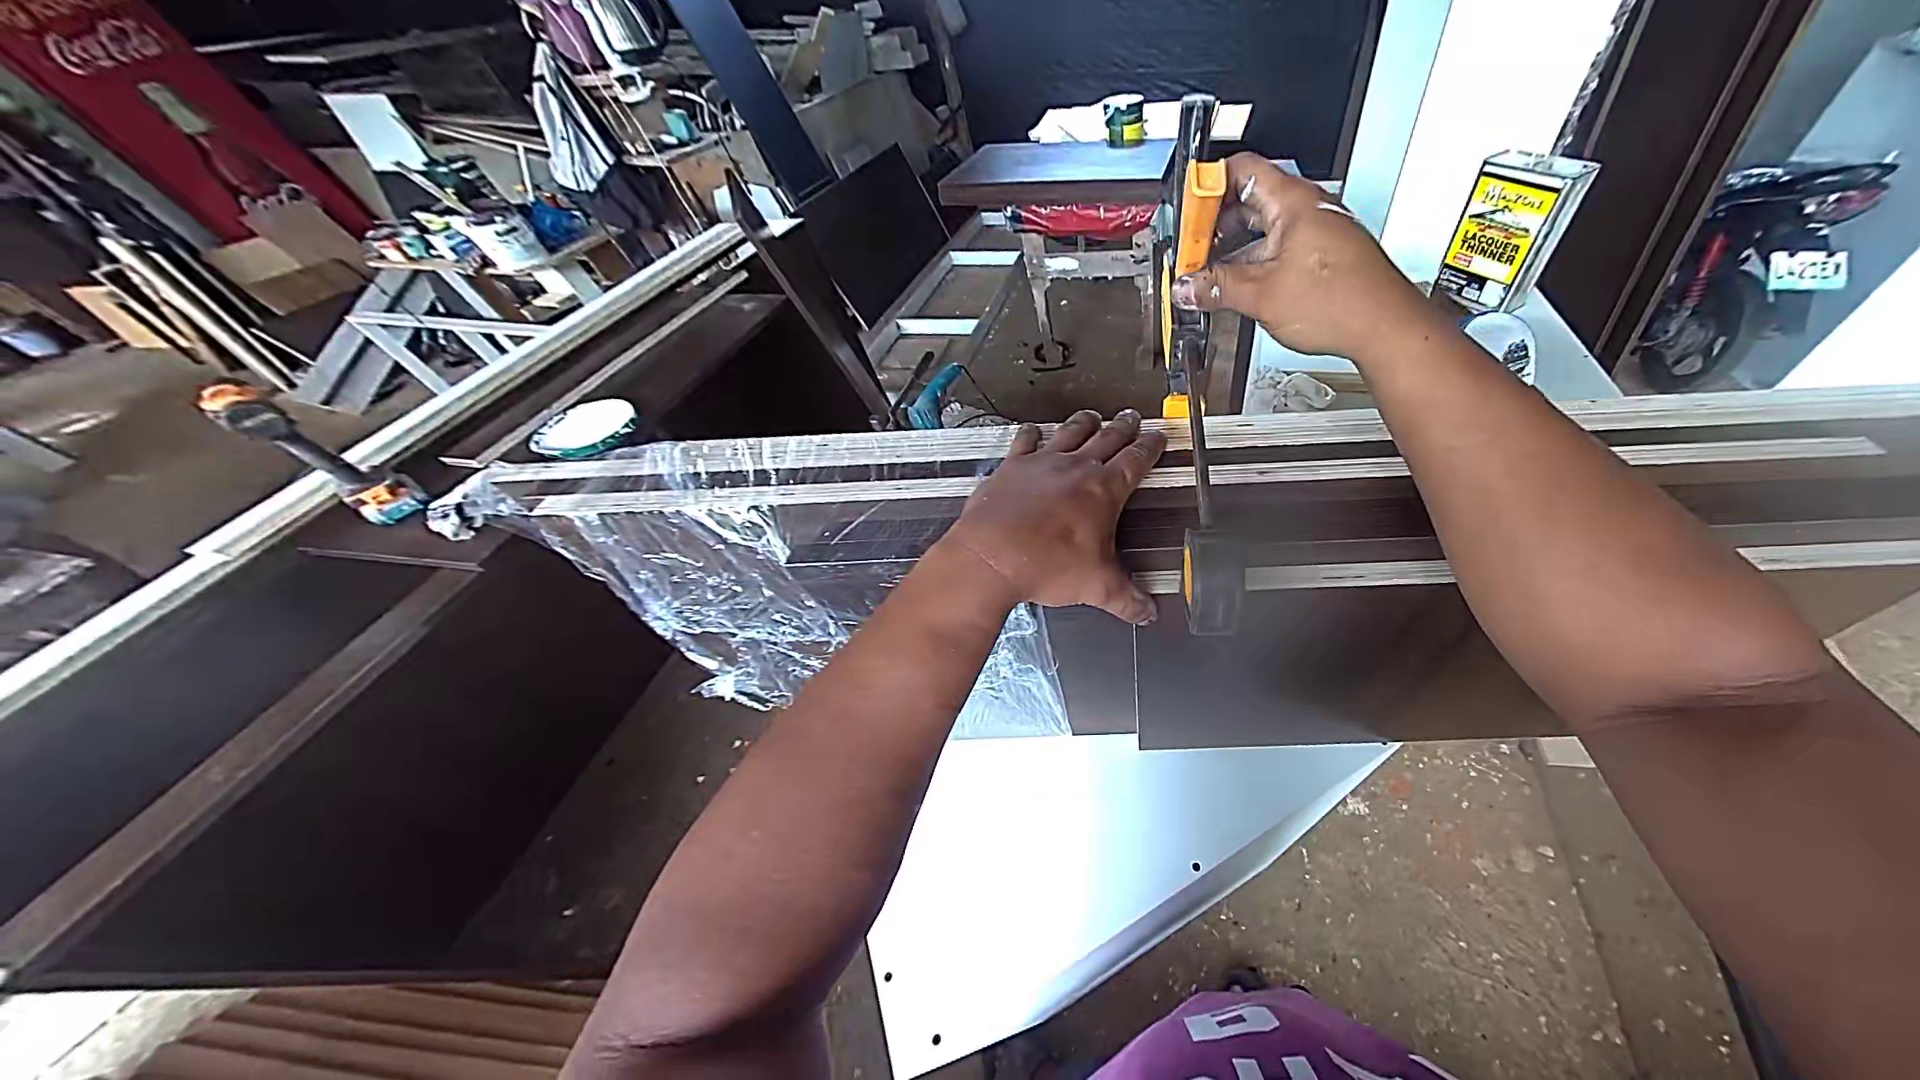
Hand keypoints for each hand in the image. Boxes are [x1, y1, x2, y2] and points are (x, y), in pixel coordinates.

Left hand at [935, 409, 1165, 625]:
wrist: (990, 557)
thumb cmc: (1043, 565)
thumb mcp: (1096, 586)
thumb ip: (1126, 598)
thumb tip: (1146, 611)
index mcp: (1103, 489)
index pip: (1137, 459)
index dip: (1150, 447)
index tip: (1157, 438)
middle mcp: (1074, 468)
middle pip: (1107, 438)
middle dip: (1123, 427)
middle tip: (1131, 418)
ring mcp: (1041, 464)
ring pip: (1069, 432)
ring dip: (1084, 422)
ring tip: (1092, 416)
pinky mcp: (1011, 468)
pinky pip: (1025, 441)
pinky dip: (1032, 433)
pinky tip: (1033, 430)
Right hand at [1172, 152, 1433, 357]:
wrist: (1383, 327)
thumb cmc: (1345, 302)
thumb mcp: (1261, 295)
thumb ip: (1216, 287)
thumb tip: (1186, 285)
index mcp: (1293, 202)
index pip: (1240, 170)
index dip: (1206, 188)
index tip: (1187, 216)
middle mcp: (1306, 209)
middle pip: (1245, 200)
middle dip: (1212, 226)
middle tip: (1191, 251)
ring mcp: (1313, 231)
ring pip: (1259, 228)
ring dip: (1229, 249)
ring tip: (1208, 275)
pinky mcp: (1317, 254)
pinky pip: (1274, 248)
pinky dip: (1250, 261)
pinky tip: (1236, 286)